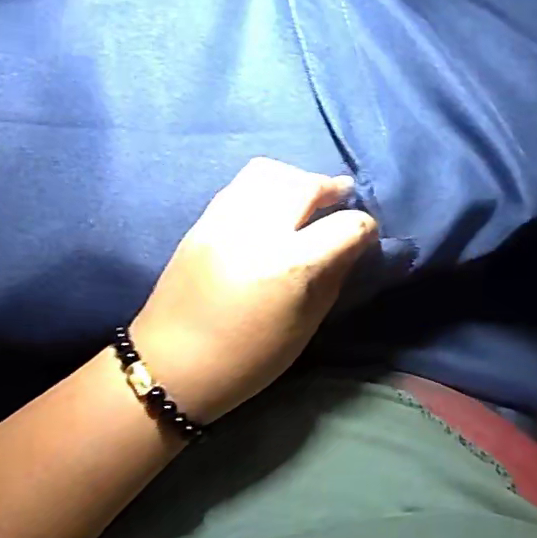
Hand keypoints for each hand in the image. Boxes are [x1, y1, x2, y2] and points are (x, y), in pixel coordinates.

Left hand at [128, 158, 378, 423]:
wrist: (171, 366)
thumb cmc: (248, 359)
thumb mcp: (305, 326)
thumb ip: (334, 275)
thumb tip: (354, 243)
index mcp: (290, 266)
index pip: (346, 226)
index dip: (364, 228)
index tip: (365, 236)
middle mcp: (258, 231)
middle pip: (307, 184)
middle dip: (333, 188)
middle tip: (342, 200)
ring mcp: (224, 220)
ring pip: (270, 171)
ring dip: (298, 179)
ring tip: (307, 199)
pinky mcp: (202, 220)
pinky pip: (242, 184)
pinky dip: (267, 187)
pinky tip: (274, 209)